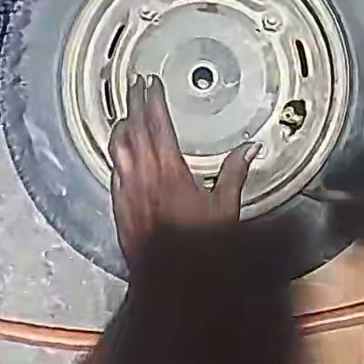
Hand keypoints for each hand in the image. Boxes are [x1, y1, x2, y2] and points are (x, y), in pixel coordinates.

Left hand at [110, 75, 259, 267]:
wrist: (169, 280)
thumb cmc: (198, 246)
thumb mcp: (224, 207)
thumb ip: (235, 173)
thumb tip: (250, 149)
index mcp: (169, 171)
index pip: (158, 125)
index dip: (153, 100)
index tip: (151, 83)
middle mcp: (143, 176)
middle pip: (134, 130)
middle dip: (133, 104)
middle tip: (134, 86)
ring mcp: (127, 191)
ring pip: (118, 148)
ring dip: (121, 126)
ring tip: (125, 112)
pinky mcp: (118, 206)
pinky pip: (113, 169)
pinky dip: (116, 152)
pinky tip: (119, 151)